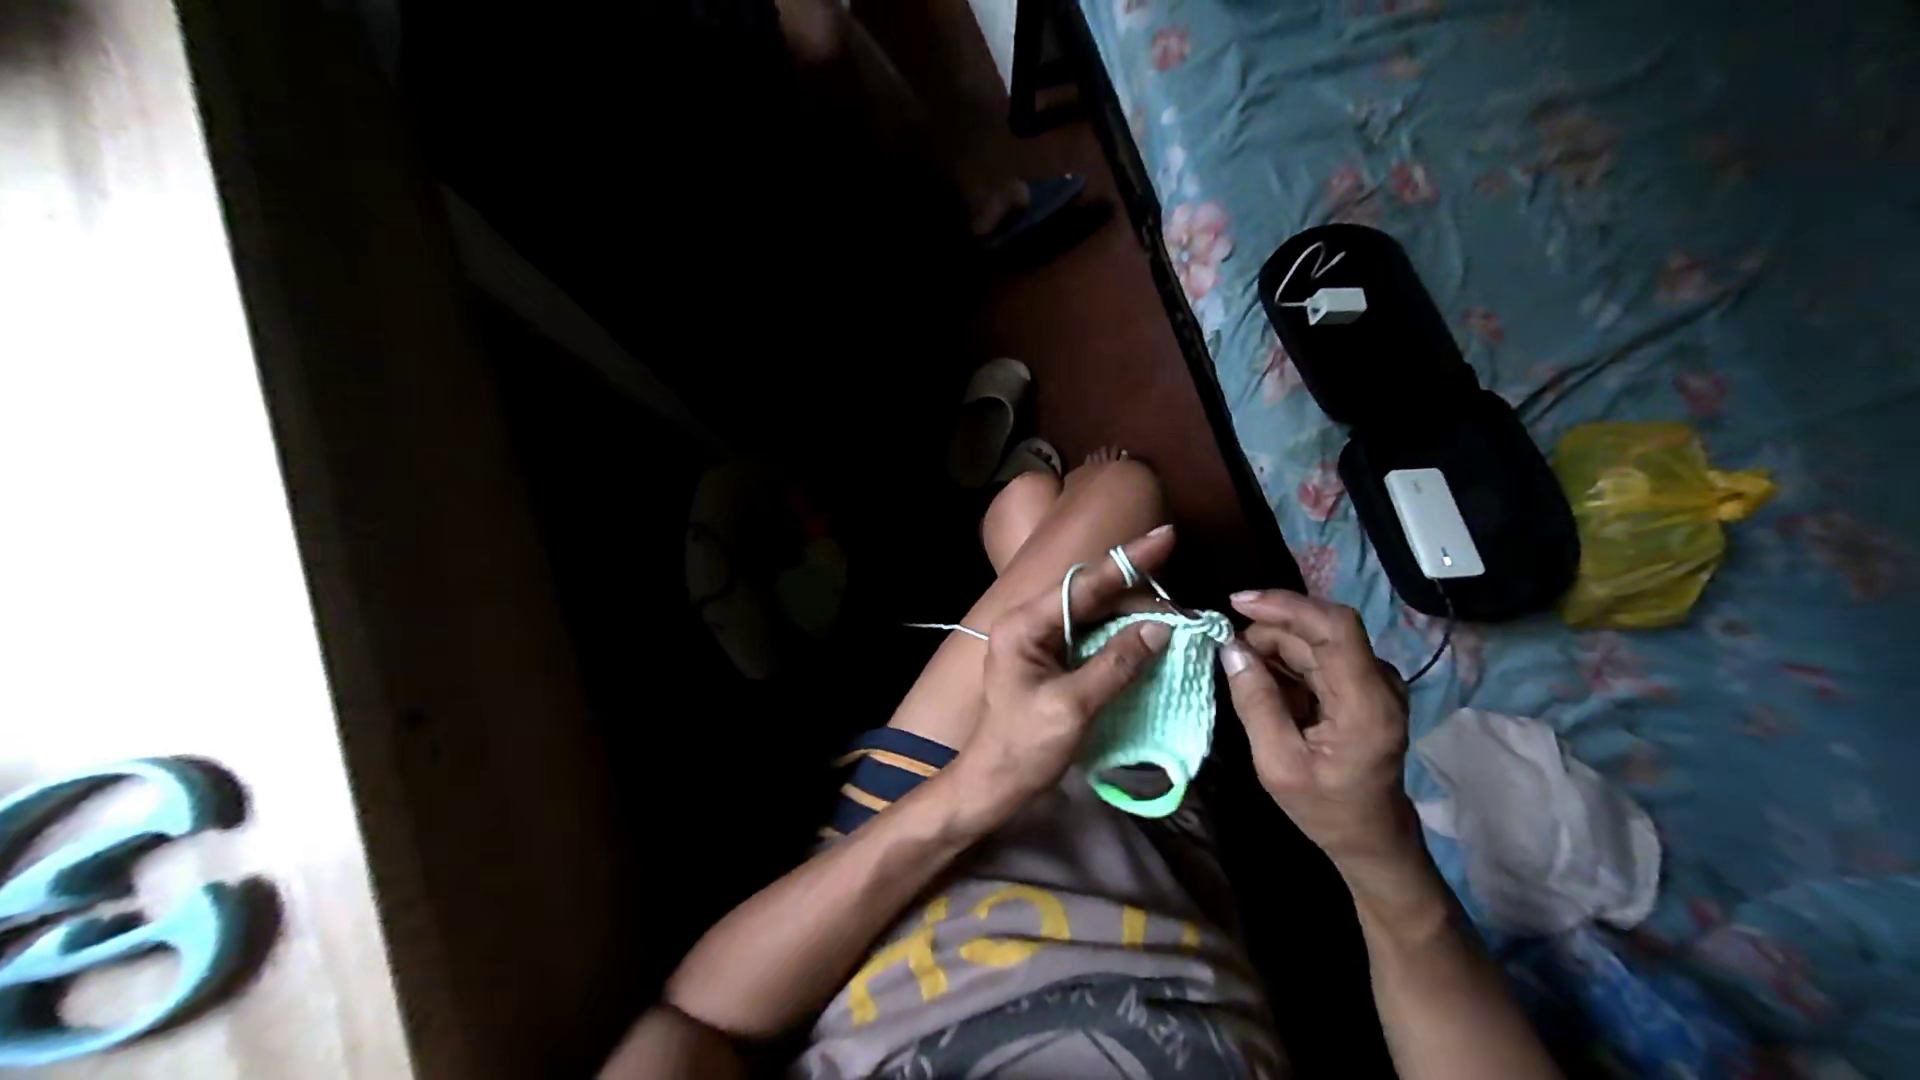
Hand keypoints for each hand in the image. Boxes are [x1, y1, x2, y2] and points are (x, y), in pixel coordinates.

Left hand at [947, 526, 1177, 825]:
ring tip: (1176, 618)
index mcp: (1024, 624)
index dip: (1128, 560)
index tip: (1166, 535)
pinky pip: (1092, 635)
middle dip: (1138, 594)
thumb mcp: (1072, 706)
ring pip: (1095, 613)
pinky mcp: (1052, 658)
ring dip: (1134, 614)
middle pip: (1092, 595)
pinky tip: (1150, 635)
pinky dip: (1122, 635)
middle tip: (1183, 606)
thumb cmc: (1025, 747)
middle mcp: (1030, 622)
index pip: (1084, 584)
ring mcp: (1041, 639)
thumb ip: (1115, 664)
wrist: (995, 783)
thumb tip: (1159, 629)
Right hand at [1220, 590, 1419, 868]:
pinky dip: (1282, 661)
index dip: (1287, 605)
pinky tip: (1263, 684)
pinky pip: (1315, 655)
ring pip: (1312, 639)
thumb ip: (1255, 703)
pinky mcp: (1359, 685)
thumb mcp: (1277, 764)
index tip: (1238, 603)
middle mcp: (1378, 682)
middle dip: (1266, 632)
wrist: (1370, 837)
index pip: (1335, 628)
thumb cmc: (1326, 809)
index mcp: (1366, 703)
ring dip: (1270, 647)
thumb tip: (1231, 650)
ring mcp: (1372, 681)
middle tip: (1226, 653)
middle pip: (1317, 629)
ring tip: (1242, 675)